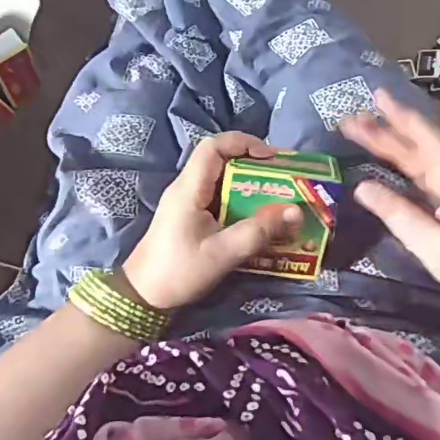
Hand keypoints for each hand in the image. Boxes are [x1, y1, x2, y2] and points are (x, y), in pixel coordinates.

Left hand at [121, 132, 301, 310]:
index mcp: (189, 189)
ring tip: (278, 198)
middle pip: (221, 160)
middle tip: (284, 179)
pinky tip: (258, 219)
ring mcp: (187, 202)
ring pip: (222, 180)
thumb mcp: (222, 253)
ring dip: (250, 186)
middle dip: (254, 165)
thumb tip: (296, 211)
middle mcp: (187, 188)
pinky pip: (219, 199)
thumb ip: (258, 231)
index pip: (213, 147)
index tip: (272, 157)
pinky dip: (241, 202)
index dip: (244, 143)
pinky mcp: (190, 217)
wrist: (143, 296)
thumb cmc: (179, 271)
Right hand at [339, 89, 439, 312]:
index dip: (400, 118)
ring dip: (393, 139)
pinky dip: (405, 155)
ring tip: (363, 126)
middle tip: (350, 118)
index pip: (425, 141)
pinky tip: (389, 151)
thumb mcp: (434, 249)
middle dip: (386, 128)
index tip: (375, 98)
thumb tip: (362, 187)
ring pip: (422, 153)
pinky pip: (427, 166)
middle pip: (420, 144)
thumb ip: (399, 216)